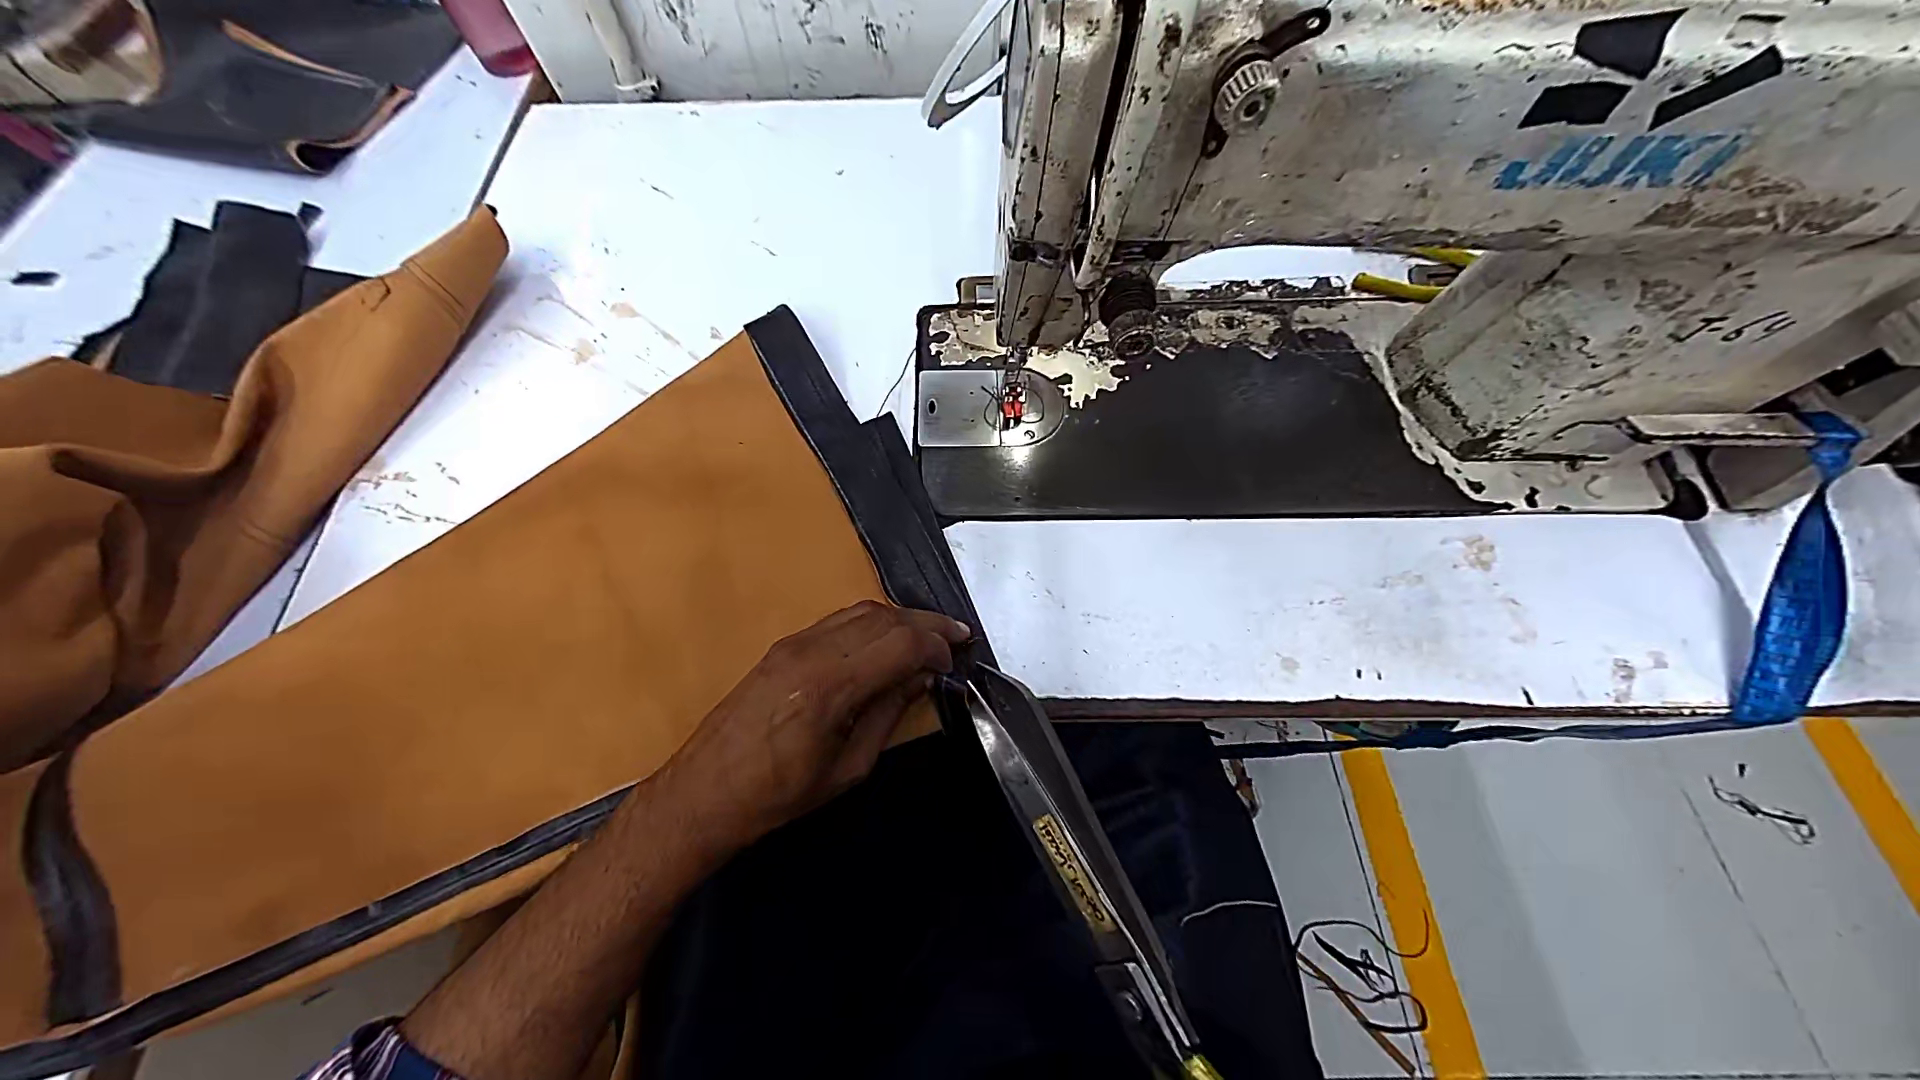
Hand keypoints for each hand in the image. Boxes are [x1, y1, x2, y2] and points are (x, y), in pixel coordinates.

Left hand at [660, 600, 970, 848]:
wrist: (703, 792)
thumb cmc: (778, 796)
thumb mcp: (848, 768)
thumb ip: (887, 714)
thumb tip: (920, 678)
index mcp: (830, 687)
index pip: (900, 643)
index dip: (935, 647)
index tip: (952, 664)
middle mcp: (812, 652)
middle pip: (884, 617)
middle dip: (926, 623)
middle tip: (956, 636)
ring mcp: (794, 644)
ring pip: (861, 611)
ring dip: (900, 618)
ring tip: (929, 635)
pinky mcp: (782, 646)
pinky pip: (838, 620)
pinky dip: (872, 623)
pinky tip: (887, 639)